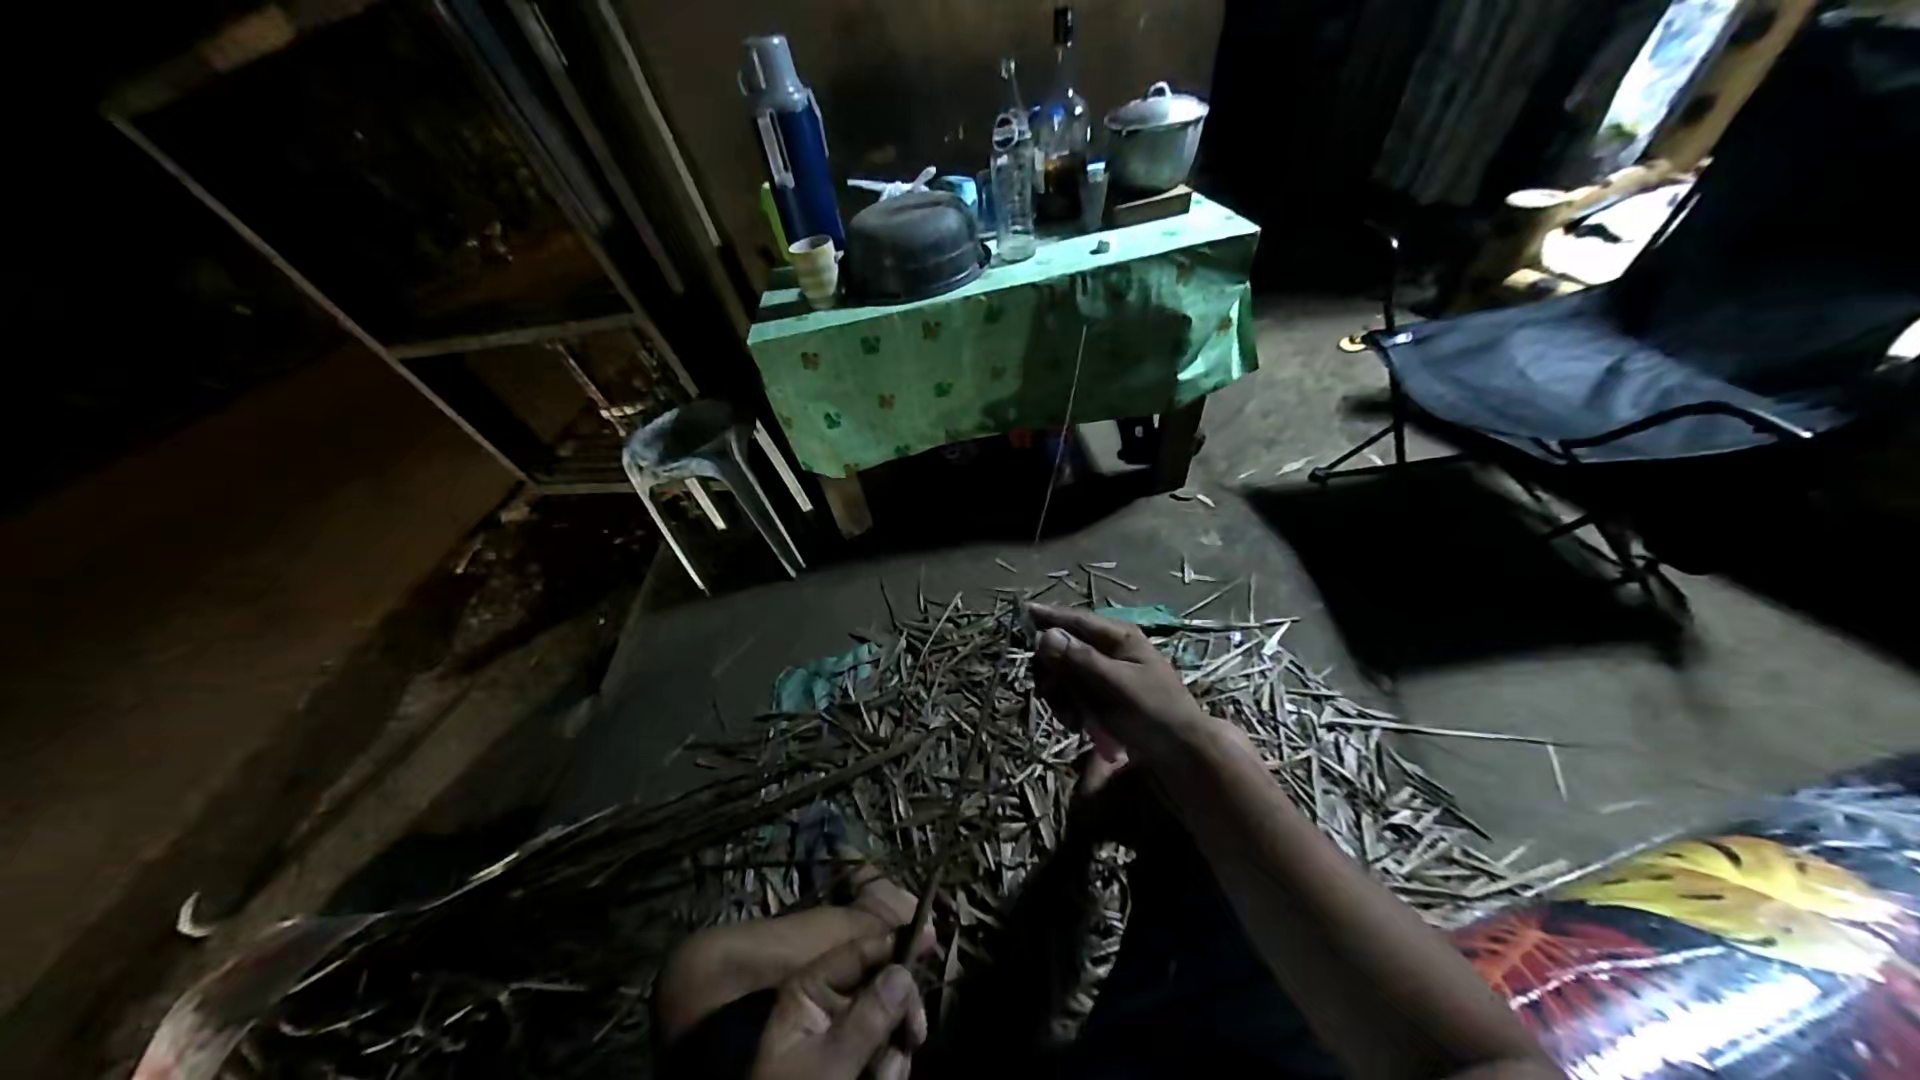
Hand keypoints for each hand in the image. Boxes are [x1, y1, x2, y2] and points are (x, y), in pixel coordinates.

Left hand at [750, 934, 927, 1079]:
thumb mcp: (833, 1062)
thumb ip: (870, 1017)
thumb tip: (904, 972)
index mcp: (810, 987)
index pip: (860, 950)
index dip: (896, 942)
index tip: (932, 938)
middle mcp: (825, 998)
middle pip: (880, 982)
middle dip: (900, 1012)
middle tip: (915, 1037)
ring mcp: (838, 1027)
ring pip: (887, 1016)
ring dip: (896, 1047)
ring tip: (889, 1078)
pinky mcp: (848, 1054)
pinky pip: (882, 1044)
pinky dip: (889, 1063)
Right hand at [1029, 604, 1210, 762]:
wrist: (1181, 752)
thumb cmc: (1153, 712)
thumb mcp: (1116, 685)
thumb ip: (1081, 660)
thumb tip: (1046, 635)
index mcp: (1120, 637)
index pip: (1077, 620)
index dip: (1050, 617)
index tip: (1024, 613)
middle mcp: (1111, 650)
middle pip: (1065, 649)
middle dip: (1053, 672)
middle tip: (1049, 693)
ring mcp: (1107, 673)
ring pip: (1065, 674)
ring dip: (1061, 696)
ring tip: (1071, 718)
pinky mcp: (1104, 696)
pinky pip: (1074, 694)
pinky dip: (1070, 708)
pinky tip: (1078, 725)